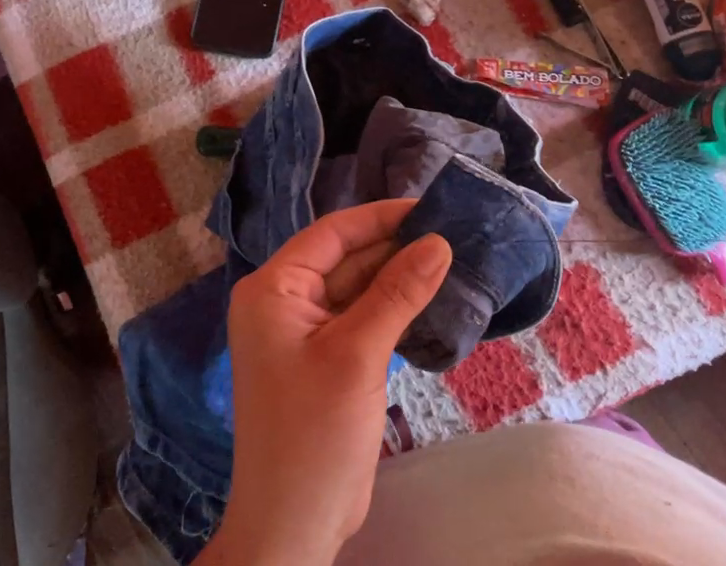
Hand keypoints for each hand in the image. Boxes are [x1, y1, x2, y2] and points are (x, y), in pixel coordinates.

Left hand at [199, 198, 452, 565]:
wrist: (294, 520)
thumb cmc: (315, 431)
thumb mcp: (357, 354)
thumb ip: (396, 294)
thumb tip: (438, 242)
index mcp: (272, 288)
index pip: (331, 234)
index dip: (380, 218)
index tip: (431, 206)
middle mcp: (282, 302)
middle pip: (345, 260)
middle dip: (394, 248)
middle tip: (454, 233)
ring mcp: (303, 334)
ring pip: (356, 290)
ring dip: (398, 280)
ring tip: (453, 260)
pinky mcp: (324, 362)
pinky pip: (360, 321)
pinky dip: (392, 311)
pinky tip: (431, 301)